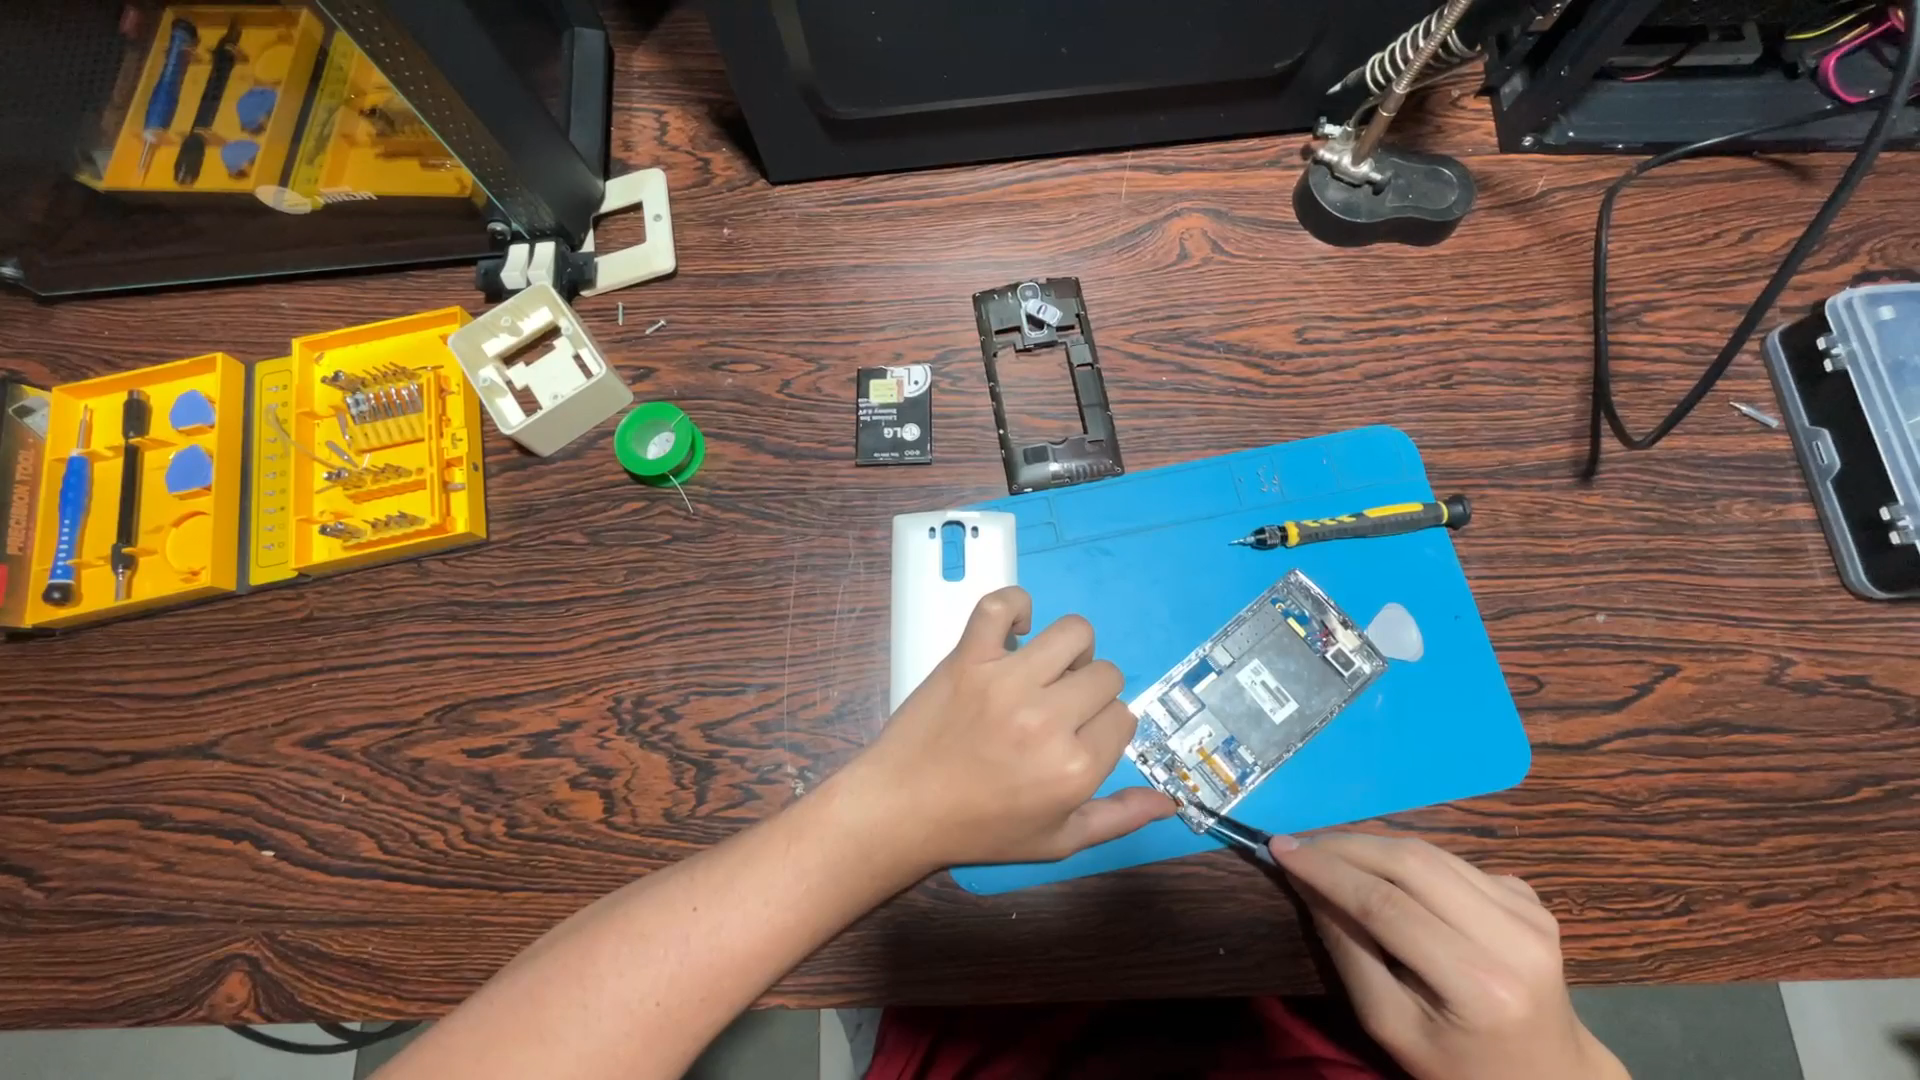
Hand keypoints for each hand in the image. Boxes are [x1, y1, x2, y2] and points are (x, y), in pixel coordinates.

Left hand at [842, 587, 1173, 870]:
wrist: (902, 808)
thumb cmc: (980, 829)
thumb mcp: (1056, 840)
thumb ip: (1116, 817)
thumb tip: (1169, 800)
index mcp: (1076, 767)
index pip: (1124, 716)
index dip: (1104, 726)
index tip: (1076, 737)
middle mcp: (1049, 719)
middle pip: (1106, 673)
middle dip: (1091, 691)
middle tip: (1057, 709)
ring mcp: (1007, 682)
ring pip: (1074, 632)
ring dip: (1070, 650)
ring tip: (1045, 670)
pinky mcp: (969, 657)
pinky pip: (1001, 605)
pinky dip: (1016, 606)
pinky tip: (1015, 631)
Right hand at [1272, 833, 1627, 1079]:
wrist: (1551, 1076)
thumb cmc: (1458, 1066)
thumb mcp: (1388, 1024)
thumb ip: (1347, 950)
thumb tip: (1307, 882)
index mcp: (1480, 985)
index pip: (1386, 905)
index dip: (1327, 871)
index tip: (1279, 848)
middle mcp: (1514, 938)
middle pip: (1411, 864)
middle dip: (1344, 846)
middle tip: (1298, 844)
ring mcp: (1528, 911)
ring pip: (1429, 852)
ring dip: (1369, 844)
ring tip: (1327, 851)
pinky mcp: (1528, 896)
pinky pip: (1449, 860)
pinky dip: (1404, 859)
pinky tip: (1384, 875)